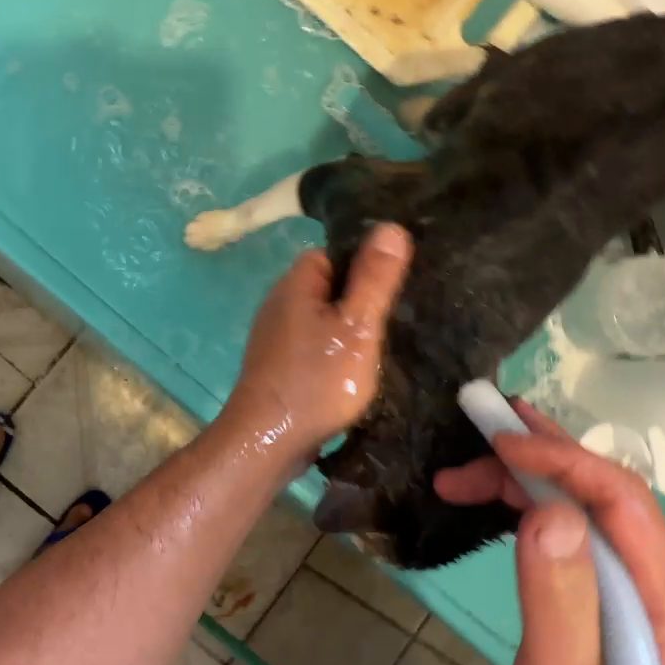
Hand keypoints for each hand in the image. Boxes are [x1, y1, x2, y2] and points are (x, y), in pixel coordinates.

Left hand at [219, 224, 411, 463]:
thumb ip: (374, 279)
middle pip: (327, 288)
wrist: (268, 438)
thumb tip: (390, 226)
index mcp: (293, 285)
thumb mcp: (356, 326)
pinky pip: (312, 348)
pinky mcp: (277, 368)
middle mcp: (278, 305)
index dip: (363, 265)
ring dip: (347, 333)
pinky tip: (354, 374)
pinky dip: (332, 356)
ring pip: (320, 321)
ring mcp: (274, 338)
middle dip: (359, 301)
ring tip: (381, 348)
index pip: (331, 255)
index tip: (395, 284)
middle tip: (397, 319)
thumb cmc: (316, 380)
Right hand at [435, 403, 664, 664]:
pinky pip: (580, 530)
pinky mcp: (622, 595)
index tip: (495, 440)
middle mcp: (662, 575)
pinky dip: (534, 505)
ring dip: (527, 478)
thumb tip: (546, 511)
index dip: (559, 454)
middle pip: (604, 488)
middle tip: (473, 427)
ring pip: (588, 505)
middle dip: (538, 450)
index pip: (619, 494)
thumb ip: (559, 599)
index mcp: (662, 591)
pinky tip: (499, 506)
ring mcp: (644, 584)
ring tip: (462, 475)